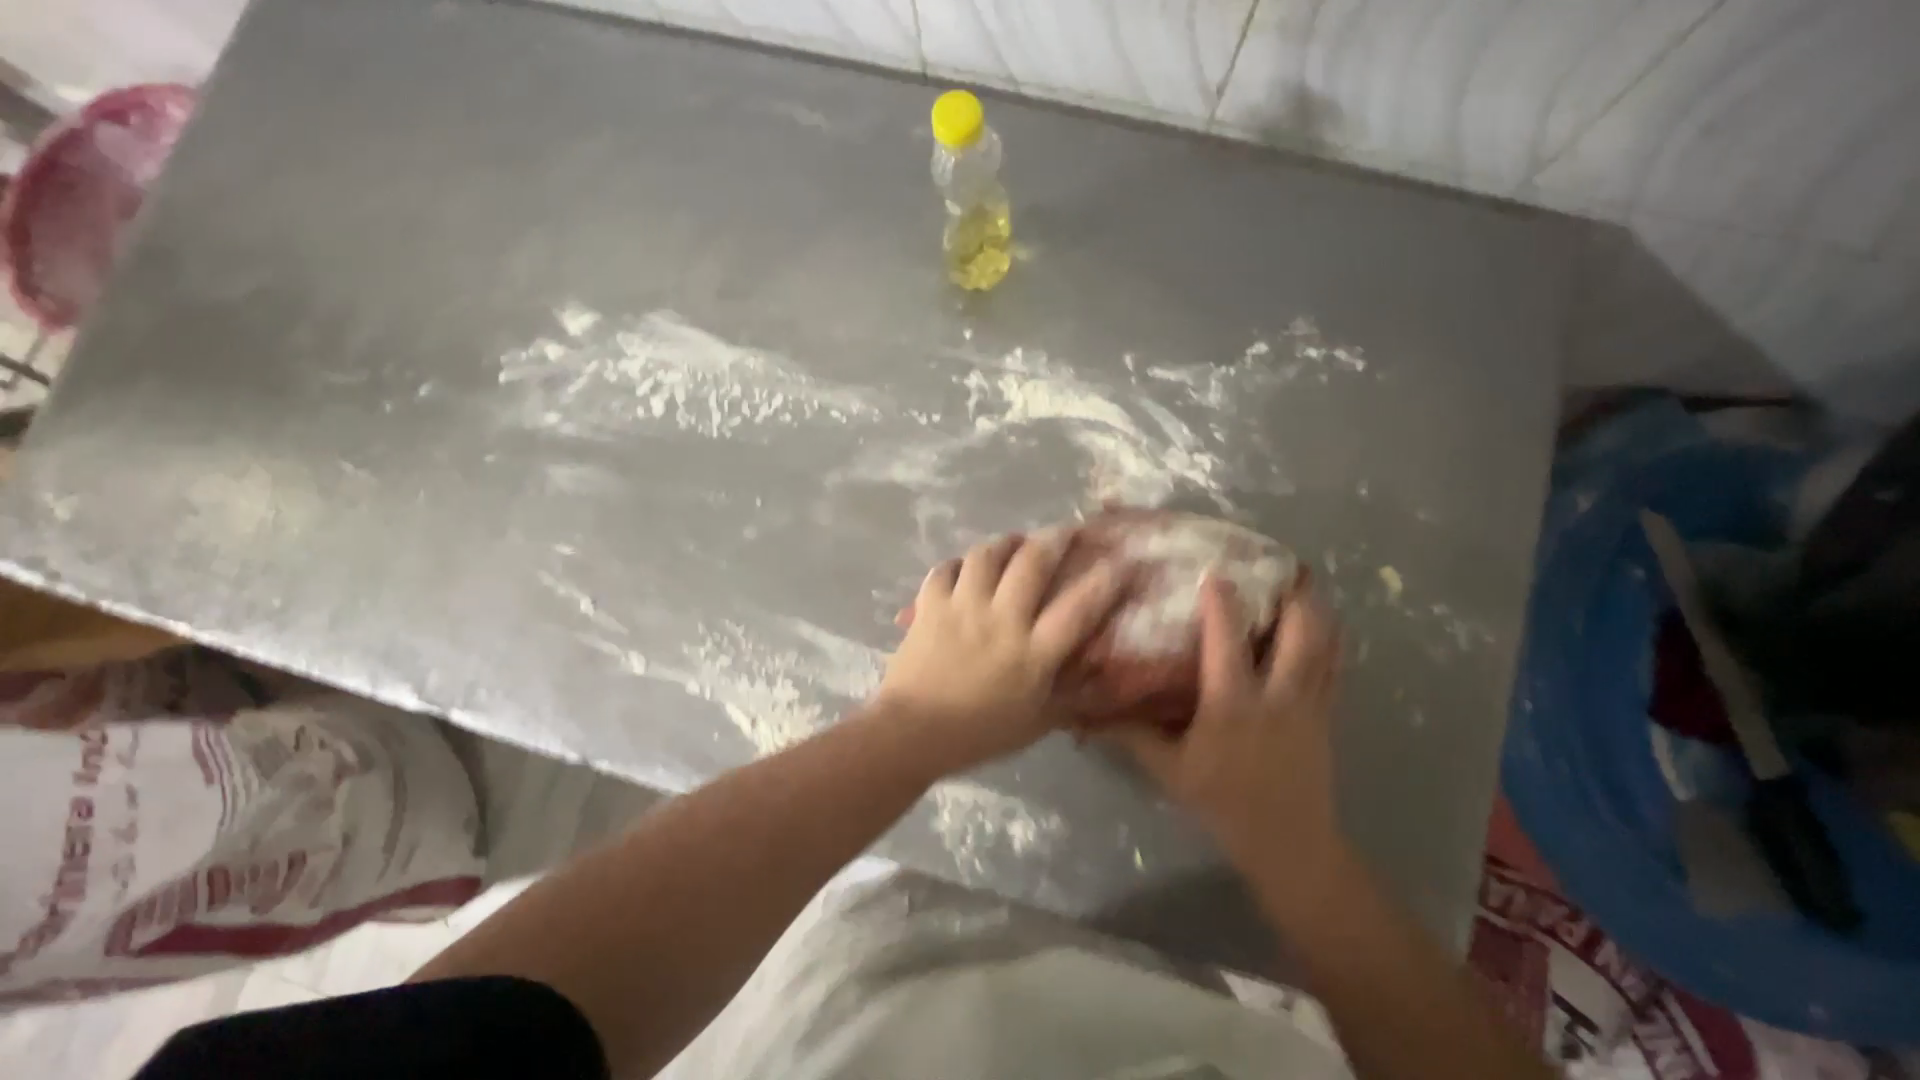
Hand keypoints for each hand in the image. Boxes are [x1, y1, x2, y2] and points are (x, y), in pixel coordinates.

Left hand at [874, 532, 1127, 772]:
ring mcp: (963, 608)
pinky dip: (958, 564)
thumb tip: (1098, 681)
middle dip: (1056, 539)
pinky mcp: (929, 606)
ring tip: (1015, 542)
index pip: (1080, 607)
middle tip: (1067, 531)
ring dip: (1006, 542)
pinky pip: (945, 569)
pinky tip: (965, 568)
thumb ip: (1067, 698)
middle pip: (1033, 562)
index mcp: (1034, 652)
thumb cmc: (978, 735)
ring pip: (987, 555)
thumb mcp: (1035, 725)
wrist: (911, 733)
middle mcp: (1003, 619)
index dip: (1105, 580)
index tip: (1120, 561)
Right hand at [1109, 576, 1344, 877]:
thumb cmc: (1221, 802)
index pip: (1225, 641)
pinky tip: (1325, 623)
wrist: (1287, 840)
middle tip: (1280, 563)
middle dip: (1292, 593)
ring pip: (1323, 642)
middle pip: (1297, 630)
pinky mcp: (1326, 713)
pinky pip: (1335, 665)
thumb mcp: (1169, 770)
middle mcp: (1275, 694)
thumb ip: (1132, 735)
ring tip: (1304, 581)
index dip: (1221, 602)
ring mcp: (1308, 702)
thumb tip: (1087, 712)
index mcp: (1231, 704)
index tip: (1214, 571)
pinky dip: (1332, 638)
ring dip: (1315, 609)